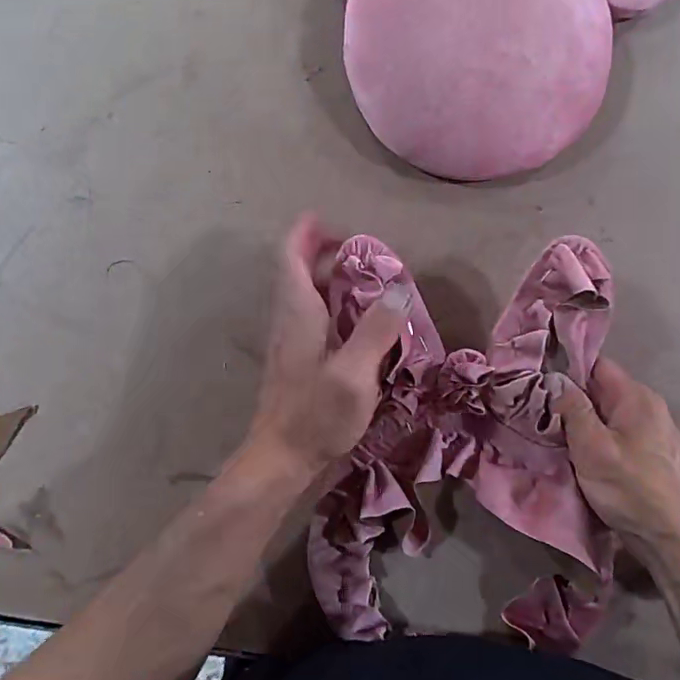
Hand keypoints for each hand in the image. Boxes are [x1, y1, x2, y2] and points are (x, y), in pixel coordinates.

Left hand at [243, 213, 410, 479]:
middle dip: (328, 254)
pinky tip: (362, 324)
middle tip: (368, 254)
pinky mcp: (298, 361)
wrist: (280, 460)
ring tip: (371, 283)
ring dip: (333, 281)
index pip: (291, 257)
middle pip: (300, 272)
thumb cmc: (315, 415)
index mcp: (298, 313)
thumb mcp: (354, 373)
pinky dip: (336, 307)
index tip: (329, 220)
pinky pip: (315, 318)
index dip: (306, 233)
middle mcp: (289, 320)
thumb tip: (399, 289)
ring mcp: (291, 342)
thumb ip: (376, 330)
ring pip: (307, 296)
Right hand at [552, 358, 679, 546]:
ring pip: (605, 417)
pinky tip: (574, 456)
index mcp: (636, 397)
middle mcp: (647, 407)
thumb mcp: (593, 448)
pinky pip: (614, 437)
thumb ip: (573, 410)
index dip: (566, 367)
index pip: (596, 364)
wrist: (676, 540)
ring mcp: (651, 433)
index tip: (536, 377)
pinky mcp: (649, 457)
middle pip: (600, 391)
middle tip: (533, 410)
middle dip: (569, 399)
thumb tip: (556, 379)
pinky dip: (594, 442)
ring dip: (580, 424)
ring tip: (547, 432)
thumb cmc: (632, 489)